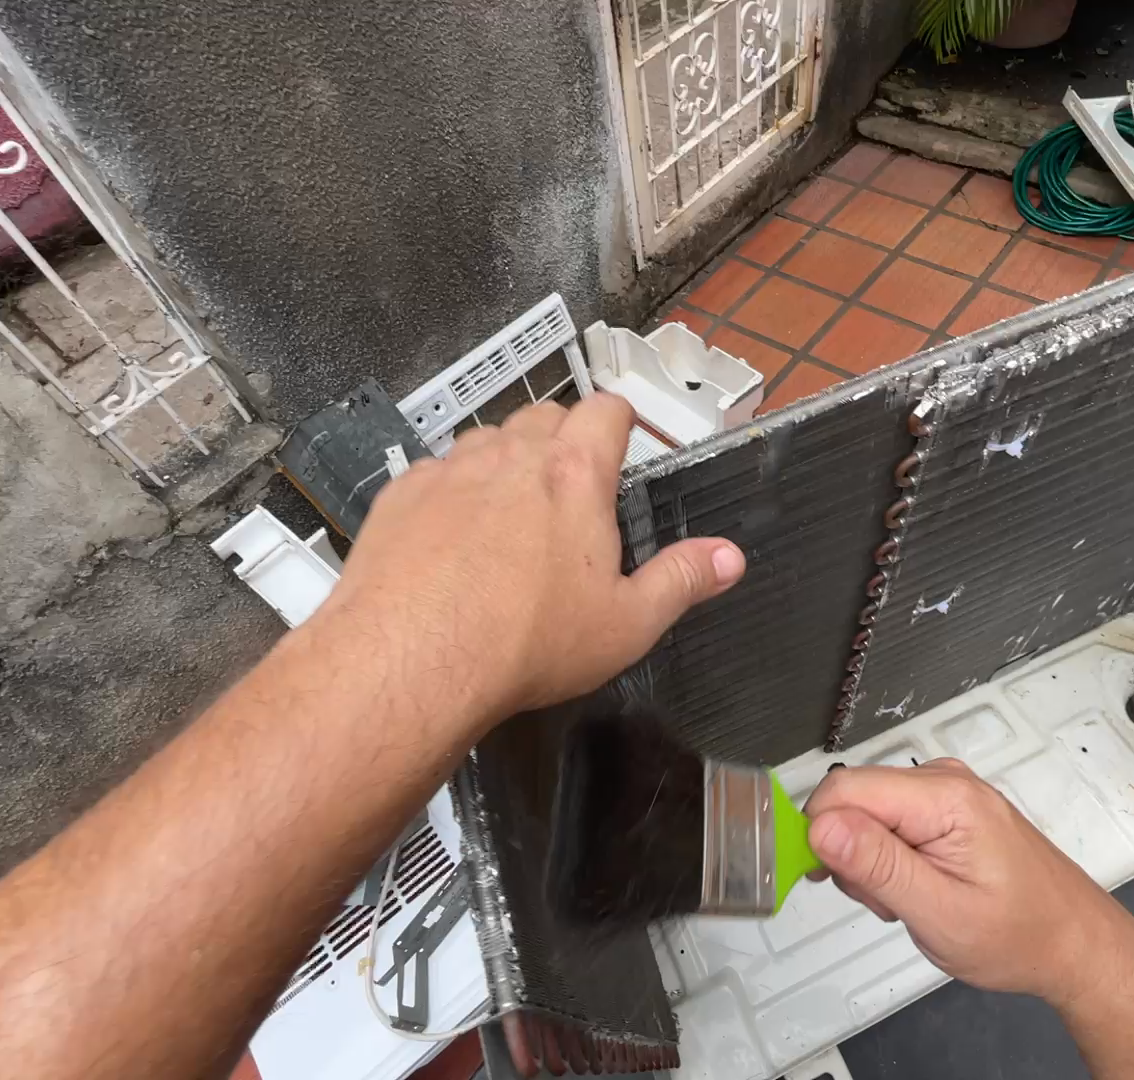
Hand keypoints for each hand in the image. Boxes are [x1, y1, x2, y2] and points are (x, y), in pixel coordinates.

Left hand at [324, 393, 745, 726]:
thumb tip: (732, 556)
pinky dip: (452, 491)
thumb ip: (683, 580)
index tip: (622, 444)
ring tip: (510, 515)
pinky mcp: (401, 494)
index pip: (607, 409)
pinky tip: (450, 539)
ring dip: (507, 461)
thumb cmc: (531, 641)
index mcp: (575, 474)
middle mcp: (511, 454)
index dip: (620, 421)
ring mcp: (449, 469)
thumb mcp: (627, 623)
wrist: (411, 660)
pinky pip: (437, 472)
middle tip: (569, 493)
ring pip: (488, 439)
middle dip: (563, 440)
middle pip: (546, 416)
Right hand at [804, 759, 1133, 1004]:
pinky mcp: (941, 801)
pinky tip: (915, 880)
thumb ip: (878, 866)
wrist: (1074, 943)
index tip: (819, 874)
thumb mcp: (941, 914)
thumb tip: (821, 827)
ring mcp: (943, 788)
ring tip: (907, 896)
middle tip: (884, 898)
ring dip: (867, 856)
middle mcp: (942, 779)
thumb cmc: (1021, 935)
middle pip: (852, 796)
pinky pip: (886, 815)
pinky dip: (885, 852)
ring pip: (865, 808)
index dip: (820, 831)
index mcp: (945, 797)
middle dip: (848, 850)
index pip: (845, 788)